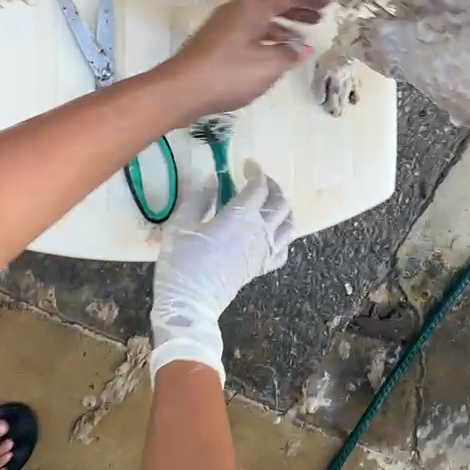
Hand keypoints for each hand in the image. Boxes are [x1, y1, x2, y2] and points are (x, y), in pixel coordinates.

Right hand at [149, 168, 294, 382]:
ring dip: (283, 209)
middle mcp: (260, 232)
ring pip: (289, 225)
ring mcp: (264, 252)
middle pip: (280, 202)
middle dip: (272, 186)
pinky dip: (283, 236)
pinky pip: (284, 250)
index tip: (246, 165)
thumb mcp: (180, 224)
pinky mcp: (261, 268)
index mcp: (241, 217)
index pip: (259, 186)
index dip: (256, 171)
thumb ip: (197, 197)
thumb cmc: (182, 262)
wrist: (190, 304)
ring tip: (270, 203)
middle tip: (258, 181)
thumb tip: (211, 179)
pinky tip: (272, 233)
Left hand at [155, 0, 328, 124]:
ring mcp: (226, 24)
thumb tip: (304, 47)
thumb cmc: (227, 74)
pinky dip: (269, 36)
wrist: (181, 89)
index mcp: (252, 7)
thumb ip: (289, 54)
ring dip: (284, 25)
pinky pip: (251, 30)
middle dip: (298, 10)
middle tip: (319, 19)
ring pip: (262, 18)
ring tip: (303, 38)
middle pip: (274, 2)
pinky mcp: (218, 40)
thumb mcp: (267, 66)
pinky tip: (277, 52)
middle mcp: (238, 9)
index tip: (328, 5)